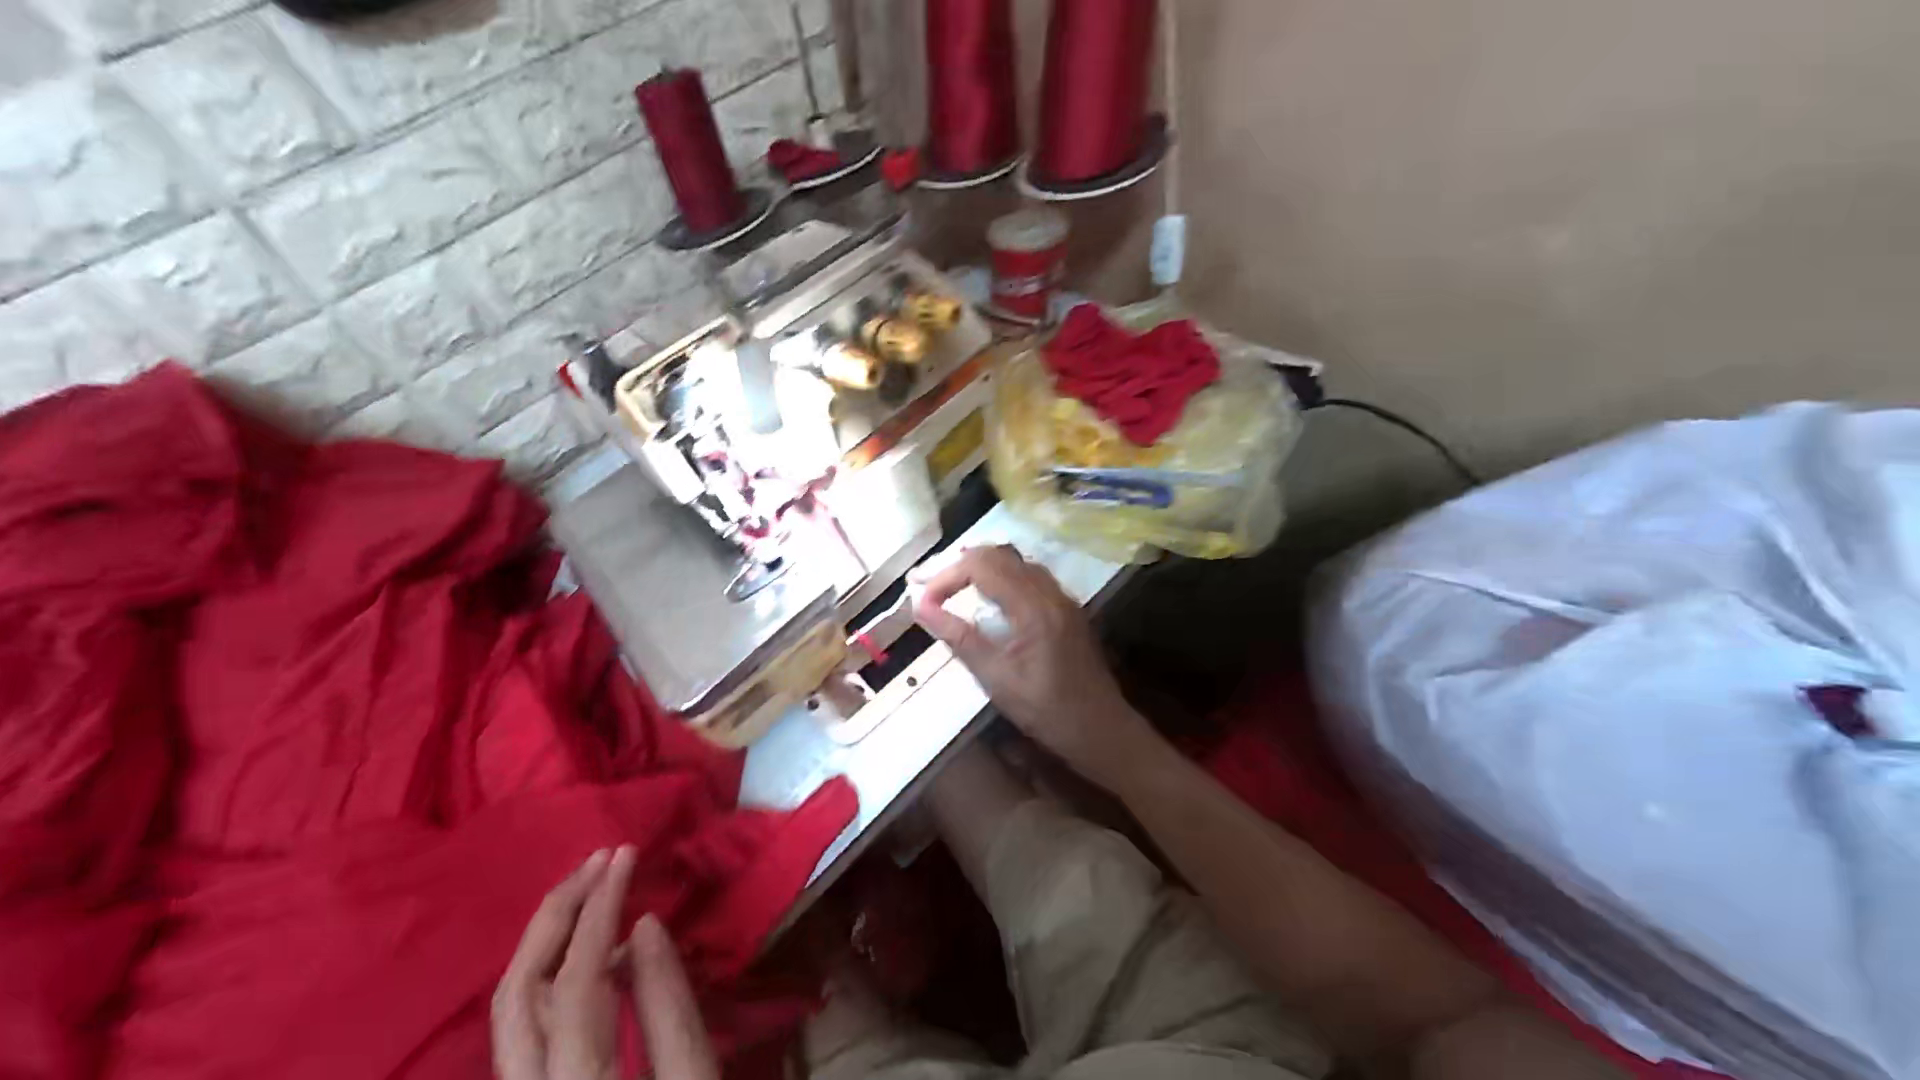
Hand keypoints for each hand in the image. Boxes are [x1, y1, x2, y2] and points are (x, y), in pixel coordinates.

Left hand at [492, 848, 719, 1079]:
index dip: (599, 911)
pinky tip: (594, 954)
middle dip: (557, 914)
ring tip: (594, 891)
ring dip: (549, 940)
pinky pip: (523, 1030)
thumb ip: (670, 1007)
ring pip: (508, 1012)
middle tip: (598, 860)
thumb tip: (645, 925)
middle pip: (516, 994)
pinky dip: (553, 976)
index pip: (576, 981)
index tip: (624, 857)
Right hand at [911, 545, 1156, 782]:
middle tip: (930, 586)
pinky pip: (1030, 575)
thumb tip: (921, 608)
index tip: (923, 600)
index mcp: (1035, 609)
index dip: (947, 576)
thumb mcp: (998, 680)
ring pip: (1016, 561)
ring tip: (951, 586)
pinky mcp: (1067, 609)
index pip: (983, 567)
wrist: (1103, 730)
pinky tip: (987, 597)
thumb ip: (960, 639)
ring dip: (982, 567)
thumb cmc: (1048, 713)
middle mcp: (1051, 593)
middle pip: (1000, 555)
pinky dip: (1002, 576)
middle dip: (960, 565)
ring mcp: (1063, 599)